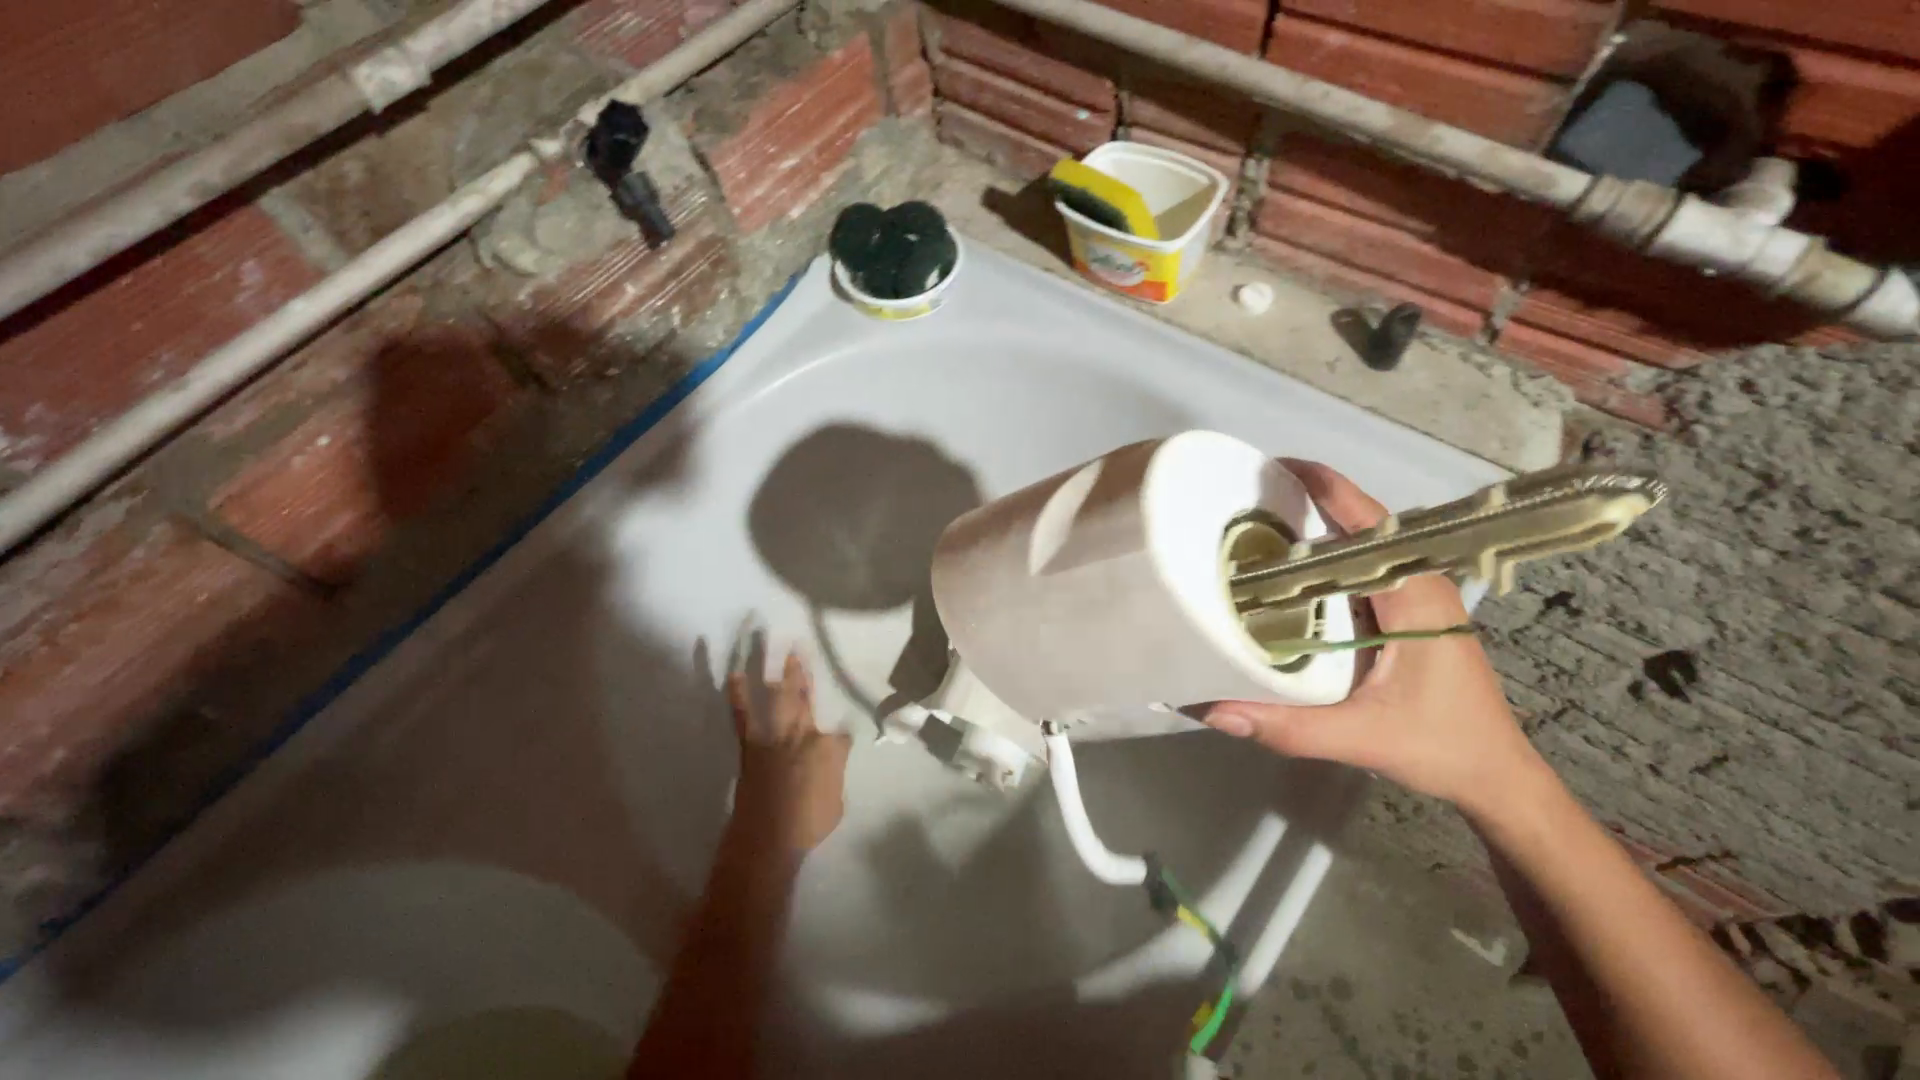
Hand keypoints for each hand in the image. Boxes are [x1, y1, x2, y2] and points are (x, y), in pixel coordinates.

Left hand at [728, 651, 851, 852]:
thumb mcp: (835, 802)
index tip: (840, 745)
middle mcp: (802, 733)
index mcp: (828, 748)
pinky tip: (735, 676)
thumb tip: (832, 760)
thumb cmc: (807, 823)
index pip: (841, 736)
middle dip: (801, 671)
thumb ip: (834, 774)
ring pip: (775, 696)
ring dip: (773, 669)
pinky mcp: (751, 745)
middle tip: (797, 644)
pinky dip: (738, 695)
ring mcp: (773, 736)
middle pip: (803, 696)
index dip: (841, 741)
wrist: (768, 836)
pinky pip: (743, 715)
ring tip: (770, 643)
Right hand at [1205, 460, 1549, 814]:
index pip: (1368, 523)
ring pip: (1358, 549)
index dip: (1324, 488)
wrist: (1494, 775)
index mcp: (1416, 595)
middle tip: (1244, 502)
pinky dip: (1321, 564)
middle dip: (1305, 505)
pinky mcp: (1405, 614)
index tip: (1274, 468)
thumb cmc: (1442, 748)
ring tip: (1253, 528)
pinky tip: (1283, 576)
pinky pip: (1359, 573)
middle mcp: (1419, 583)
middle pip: (1358, 527)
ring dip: (1312, 534)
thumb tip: (1210, 709)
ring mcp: (1415, 597)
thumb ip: (1287, 726)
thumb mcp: (1362, 737)